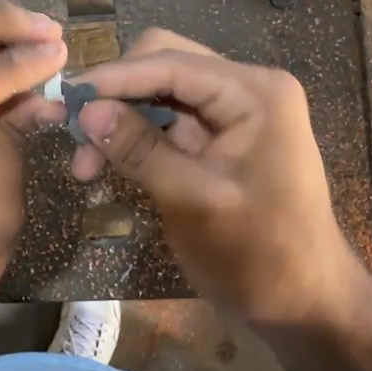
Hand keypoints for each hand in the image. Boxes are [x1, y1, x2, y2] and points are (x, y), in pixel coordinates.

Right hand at [70, 29, 370, 326]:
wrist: (308, 308)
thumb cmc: (262, 256)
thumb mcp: (196, 202)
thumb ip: (141, 150)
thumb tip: (86, 110)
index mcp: (254, 92)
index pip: (170, 62)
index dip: (114, 77)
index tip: (63, 98)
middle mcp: (245, 88)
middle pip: (163, 65)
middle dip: (115, 95)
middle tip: (73, 132)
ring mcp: (234, 112)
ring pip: (158, 92)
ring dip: (119, 120)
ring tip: (83, 165)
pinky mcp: (219, 137)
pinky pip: (166, 121)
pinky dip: (134, 138)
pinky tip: (104, 167)